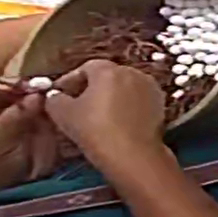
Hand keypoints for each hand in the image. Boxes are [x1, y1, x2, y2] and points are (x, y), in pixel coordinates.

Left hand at [0, 76, 61, 202]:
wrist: (19, 192)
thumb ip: (12, 120)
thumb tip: (35, 96)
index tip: (12, 88)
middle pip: (2, 88)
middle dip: (22, 87)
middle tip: (42, 87)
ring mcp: (16, 115)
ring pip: (28, 95)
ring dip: (43, 92)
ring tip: (56, 93)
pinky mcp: (42, 121)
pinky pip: (49, 105)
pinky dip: (57, 102)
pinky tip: (64, 102)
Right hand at [43, 60, 167, 166]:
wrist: (131, 149)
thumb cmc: (93, 126)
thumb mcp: (60, 110)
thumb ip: (55, 96)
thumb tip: (58, 95)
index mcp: (111, 71)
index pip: (88, 67)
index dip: (71, 78)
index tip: (59, 92)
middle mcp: (136, 74)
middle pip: (109, 74)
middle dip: (91, 85)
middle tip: (75, 100)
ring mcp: (153, 88)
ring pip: (126, 85)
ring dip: (110, 93)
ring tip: (93, 110)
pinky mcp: (162, 102)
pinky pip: (139, 96)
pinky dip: (126, 102)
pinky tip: (114, 116)